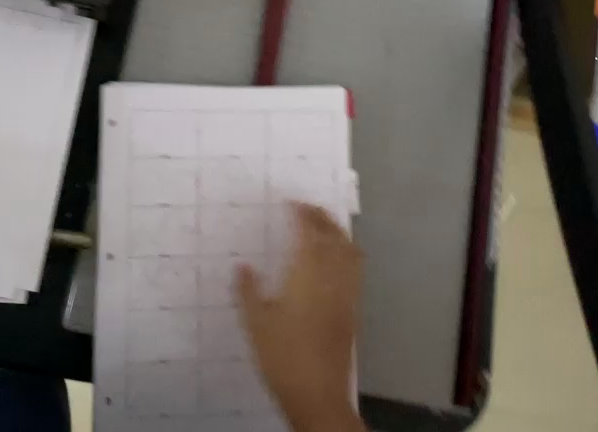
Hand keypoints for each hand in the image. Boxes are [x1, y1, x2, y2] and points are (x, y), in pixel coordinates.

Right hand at [237, 203, 365, 431]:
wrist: (318, 395)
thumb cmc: (283, 356)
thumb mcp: (255, 322)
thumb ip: (248, 290)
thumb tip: (242, 266)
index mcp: (306, 273)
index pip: (308, 232)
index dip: (301, 213)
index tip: (290, 202)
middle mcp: (331, 278)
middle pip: (333, 237)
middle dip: (321, 217)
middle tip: (305, 208)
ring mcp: (346, 294)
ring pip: (349, 251)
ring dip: (337, 232)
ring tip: (322, 226)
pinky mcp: (353, 310)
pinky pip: (354, 270)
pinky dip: (346, 253)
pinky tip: (333, 260)